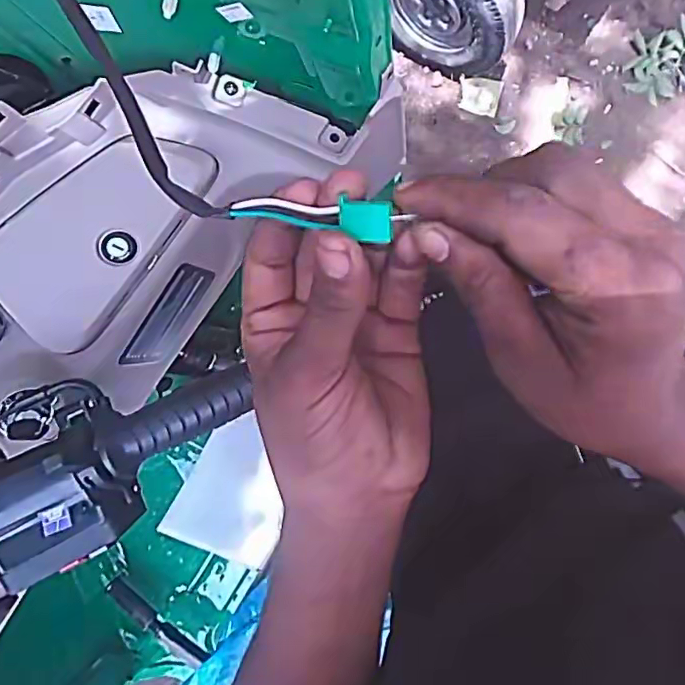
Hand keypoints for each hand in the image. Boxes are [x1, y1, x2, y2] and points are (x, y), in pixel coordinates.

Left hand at [241, 170, 430, 526]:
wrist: (362, 493)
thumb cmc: (309, 447)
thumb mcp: (306, 374)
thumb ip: (328, 310)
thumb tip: (334, 248)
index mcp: (271, 318)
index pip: (270, 253)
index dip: (286, 218)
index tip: (306, 193)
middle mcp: (313, 311)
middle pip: (321, 248)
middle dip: (335, 216)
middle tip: (352, 191)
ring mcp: (357, 317)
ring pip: (365, 260)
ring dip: (376, 234)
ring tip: (389, 213)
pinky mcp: (396, 328)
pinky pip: (402, 285)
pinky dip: (409, 263)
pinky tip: (414, 244)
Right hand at [395, 144, 684, 503]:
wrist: (653, 405)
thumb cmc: (583, 401)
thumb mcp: (518, 357)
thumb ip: (480, 286)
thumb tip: (427, 231)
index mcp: (618, 286)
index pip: (526, 216)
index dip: (460, 199)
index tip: (409, 197)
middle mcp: (649, 240)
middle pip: (548, 175)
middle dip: (481, 190)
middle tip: (440, 220)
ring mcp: (657, 222)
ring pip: (564, 167)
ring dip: (508, 187)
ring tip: (480, 228)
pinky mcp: (651, 215)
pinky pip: (580, 180)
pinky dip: (535, 192)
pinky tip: (518, 229)